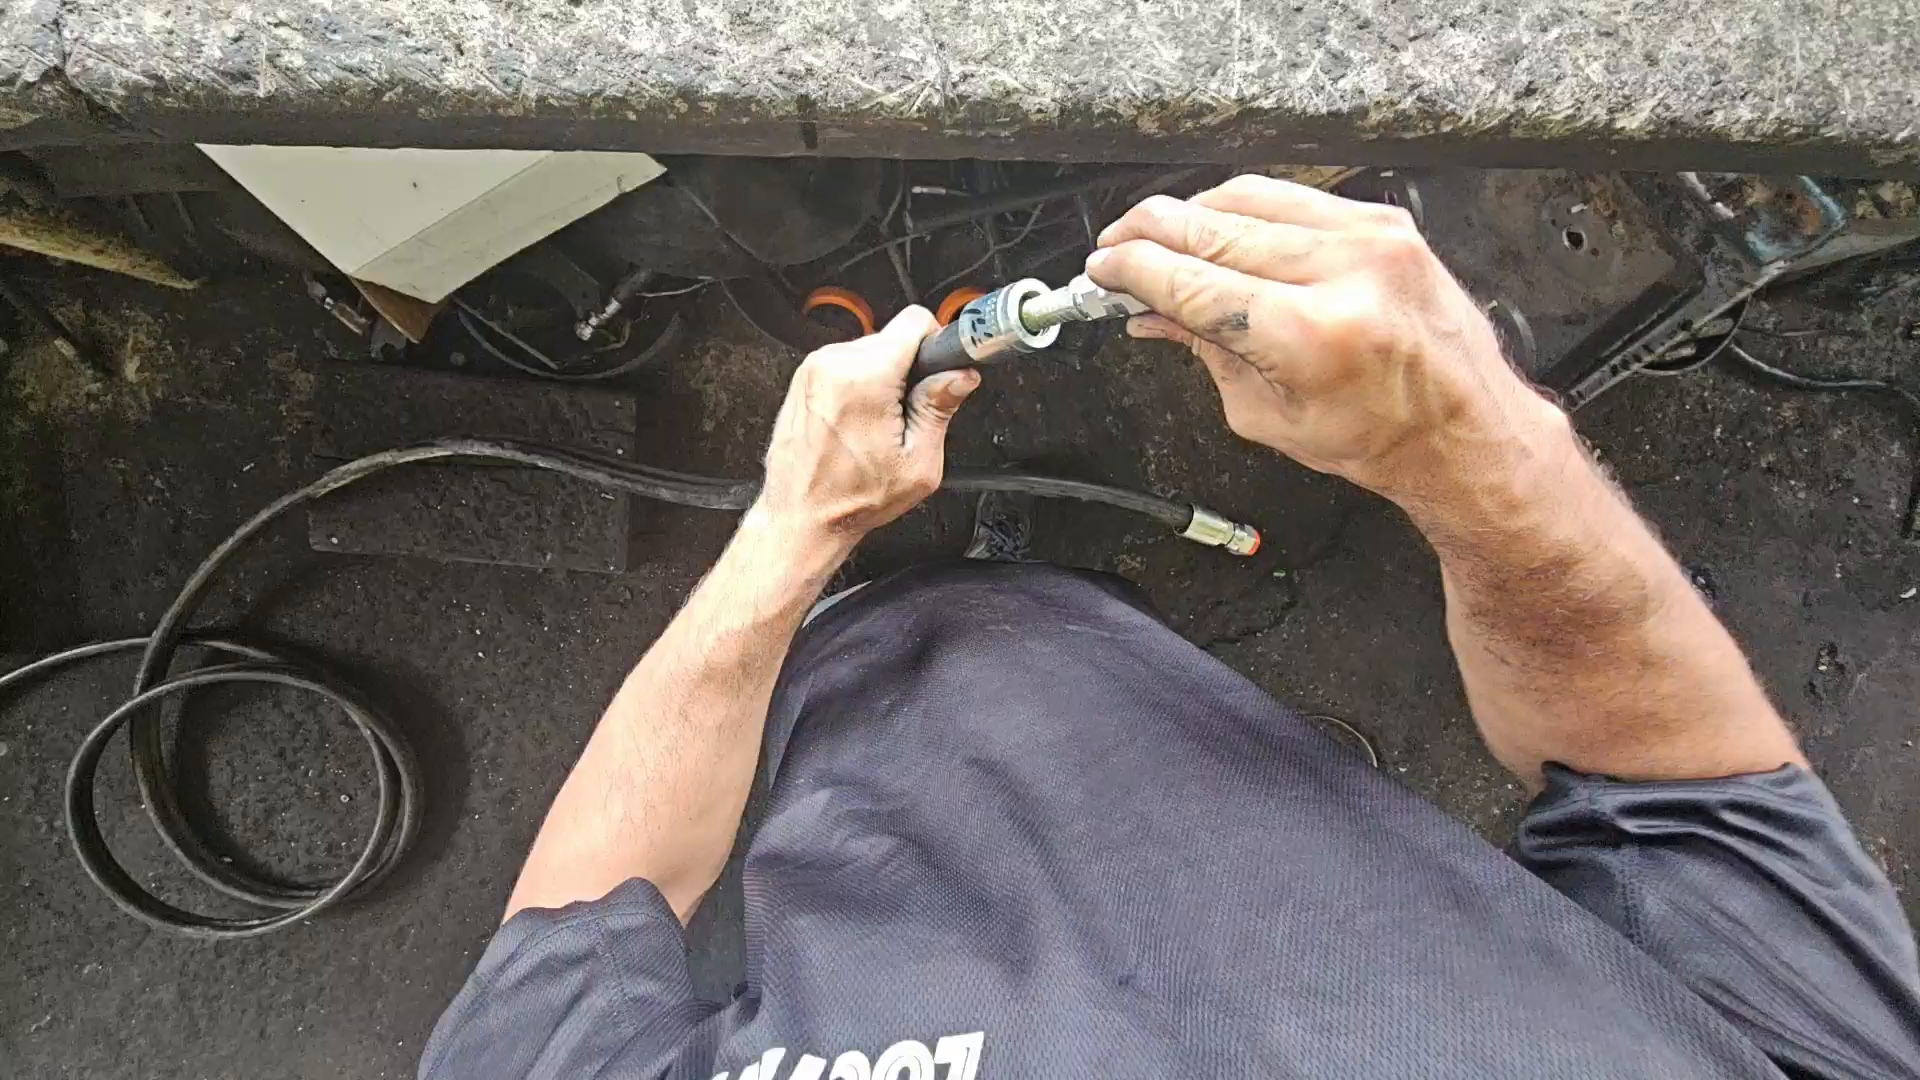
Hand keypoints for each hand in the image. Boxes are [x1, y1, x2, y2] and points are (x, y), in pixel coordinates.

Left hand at [755, 306, 979, 545]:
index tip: (938, 374)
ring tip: (877, 427)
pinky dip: (860, 388)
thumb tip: (960, 376)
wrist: (801, 517)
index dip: (936, 346)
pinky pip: (848, 366)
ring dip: (883, 382)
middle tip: (905, 418)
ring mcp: (814, 369)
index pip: (915, 321)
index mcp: (864, 378)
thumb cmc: (850, 499)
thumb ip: (940, 409)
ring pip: (871, 352)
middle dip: (908, 372)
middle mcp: (833, 364)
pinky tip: (858, 425)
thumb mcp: (917, 463)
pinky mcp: (805, 379)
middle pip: (893, 339)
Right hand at [1084, 175, 1569, 509]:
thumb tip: (1153, 316)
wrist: (1459, 426)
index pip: (1190, 281)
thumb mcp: (1263, 413)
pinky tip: (1209, 225)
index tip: (1101, 271)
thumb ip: (1204, 353)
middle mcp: (1342, 271)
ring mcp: (1367, 236)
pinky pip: (1286, 195)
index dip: (1132, 271)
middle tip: (1112, 248)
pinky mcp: (1381, 221)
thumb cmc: (1374, 435)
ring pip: (1243, 198)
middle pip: (1209, 229)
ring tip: (1153, 238)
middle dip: (1145, 235)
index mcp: (1308, 334)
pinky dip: (1235, 208)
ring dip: (1185, 215)